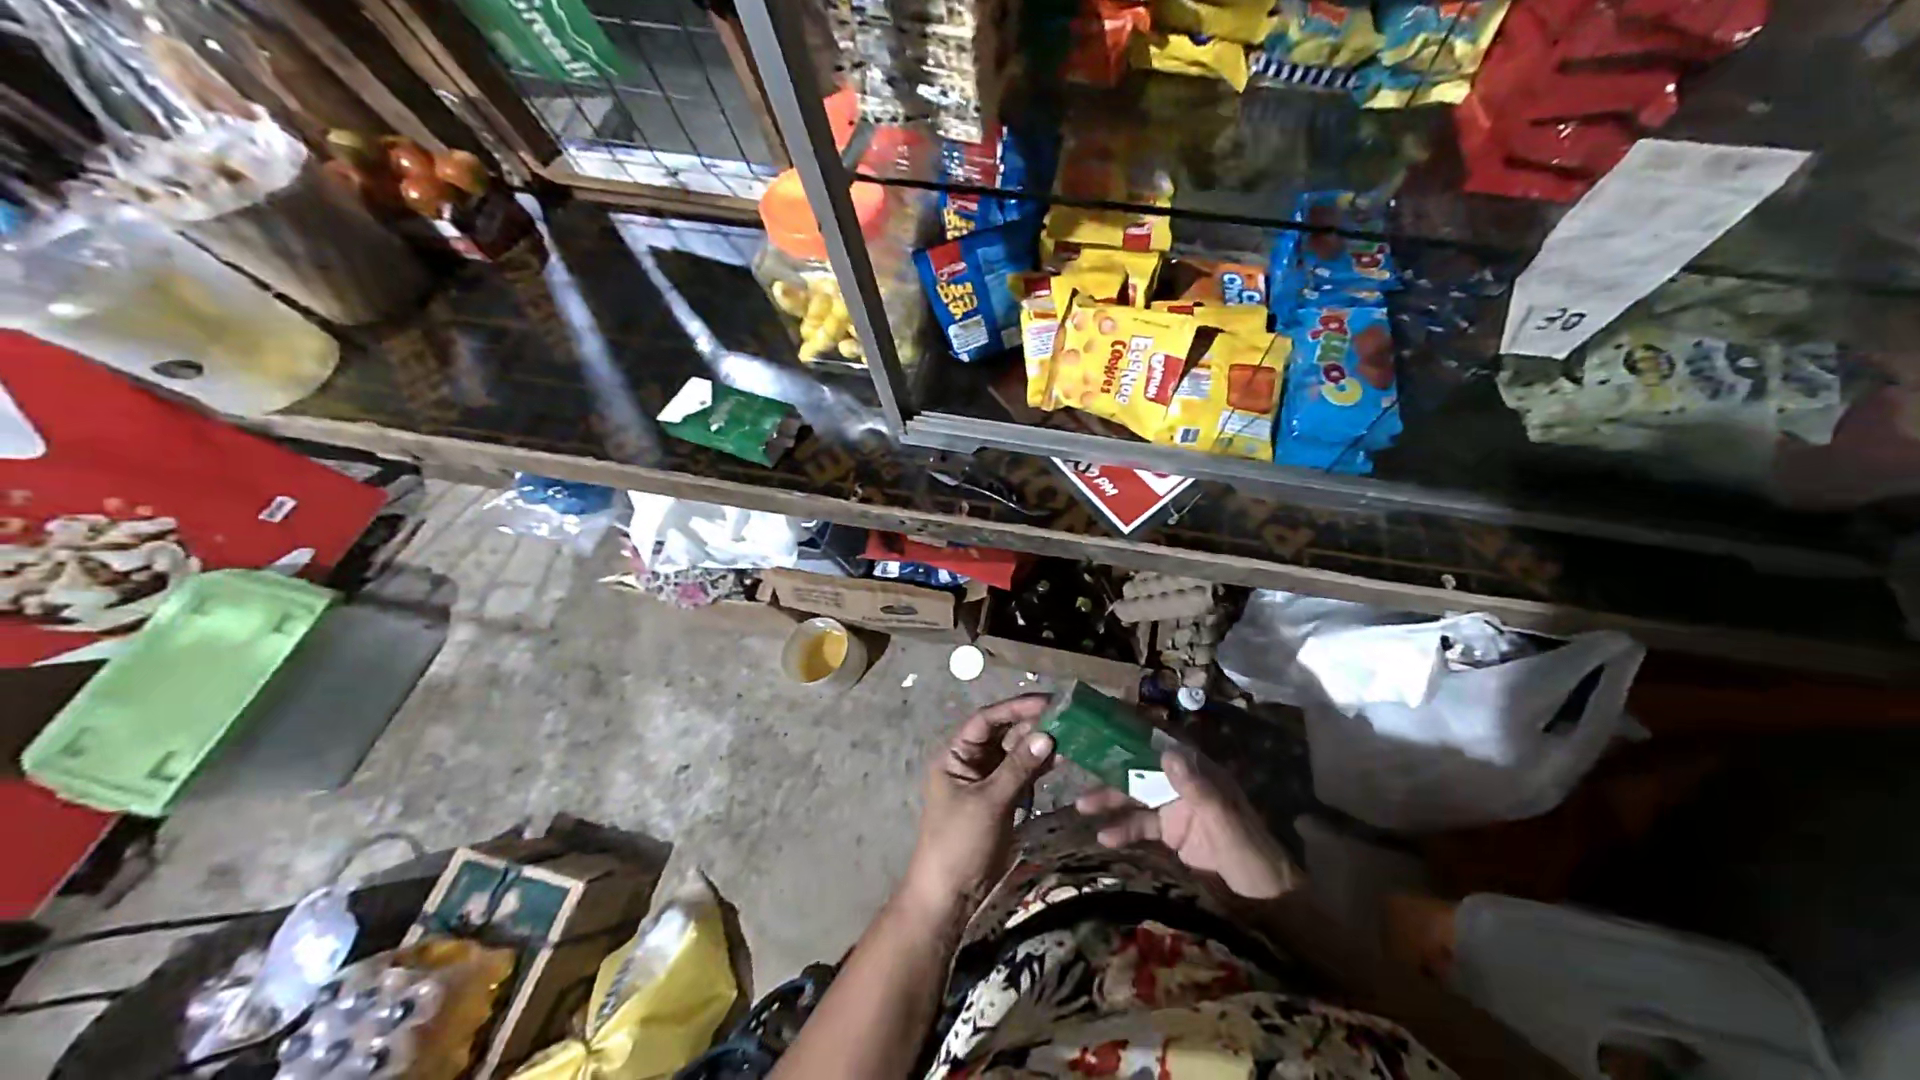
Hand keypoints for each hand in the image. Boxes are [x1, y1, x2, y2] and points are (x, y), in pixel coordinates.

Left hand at [902, 696, 1054, 915]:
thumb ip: (1018, 768)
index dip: (1014, 708)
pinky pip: (1022, 774)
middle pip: (1003, 734)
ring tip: (1071, 734)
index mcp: (956, 755)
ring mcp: (987, 781)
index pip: (986, 720)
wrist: (951, 893)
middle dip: (1032, 725)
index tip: (1046, 702)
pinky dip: (1040, 766)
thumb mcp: (989, 802)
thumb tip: (1048, 735)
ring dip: (1039, 745)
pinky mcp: (1002, 799)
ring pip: (1016, 753)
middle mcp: (971, 761)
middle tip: (1067, 717)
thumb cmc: (959, 842)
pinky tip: (1063, 758)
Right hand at [1075, 748, 1298, 899]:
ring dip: (1110, 800)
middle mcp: (1184, 785)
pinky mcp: (1171, 834)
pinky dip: (1122, 830)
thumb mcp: (1224, 821)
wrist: (1266, 900)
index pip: (1161, 746)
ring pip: (1136, 798)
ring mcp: (1176, 809)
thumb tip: (1167, 753)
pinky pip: (1141, 826)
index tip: (1102, 731)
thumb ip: (1197, 789)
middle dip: (1111, 771)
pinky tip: (1104, 838)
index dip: (1132, 737)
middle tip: (1079, 769)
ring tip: (1081, 806)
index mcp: (1199, 773)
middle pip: (1142, 771)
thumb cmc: (1250, 853)